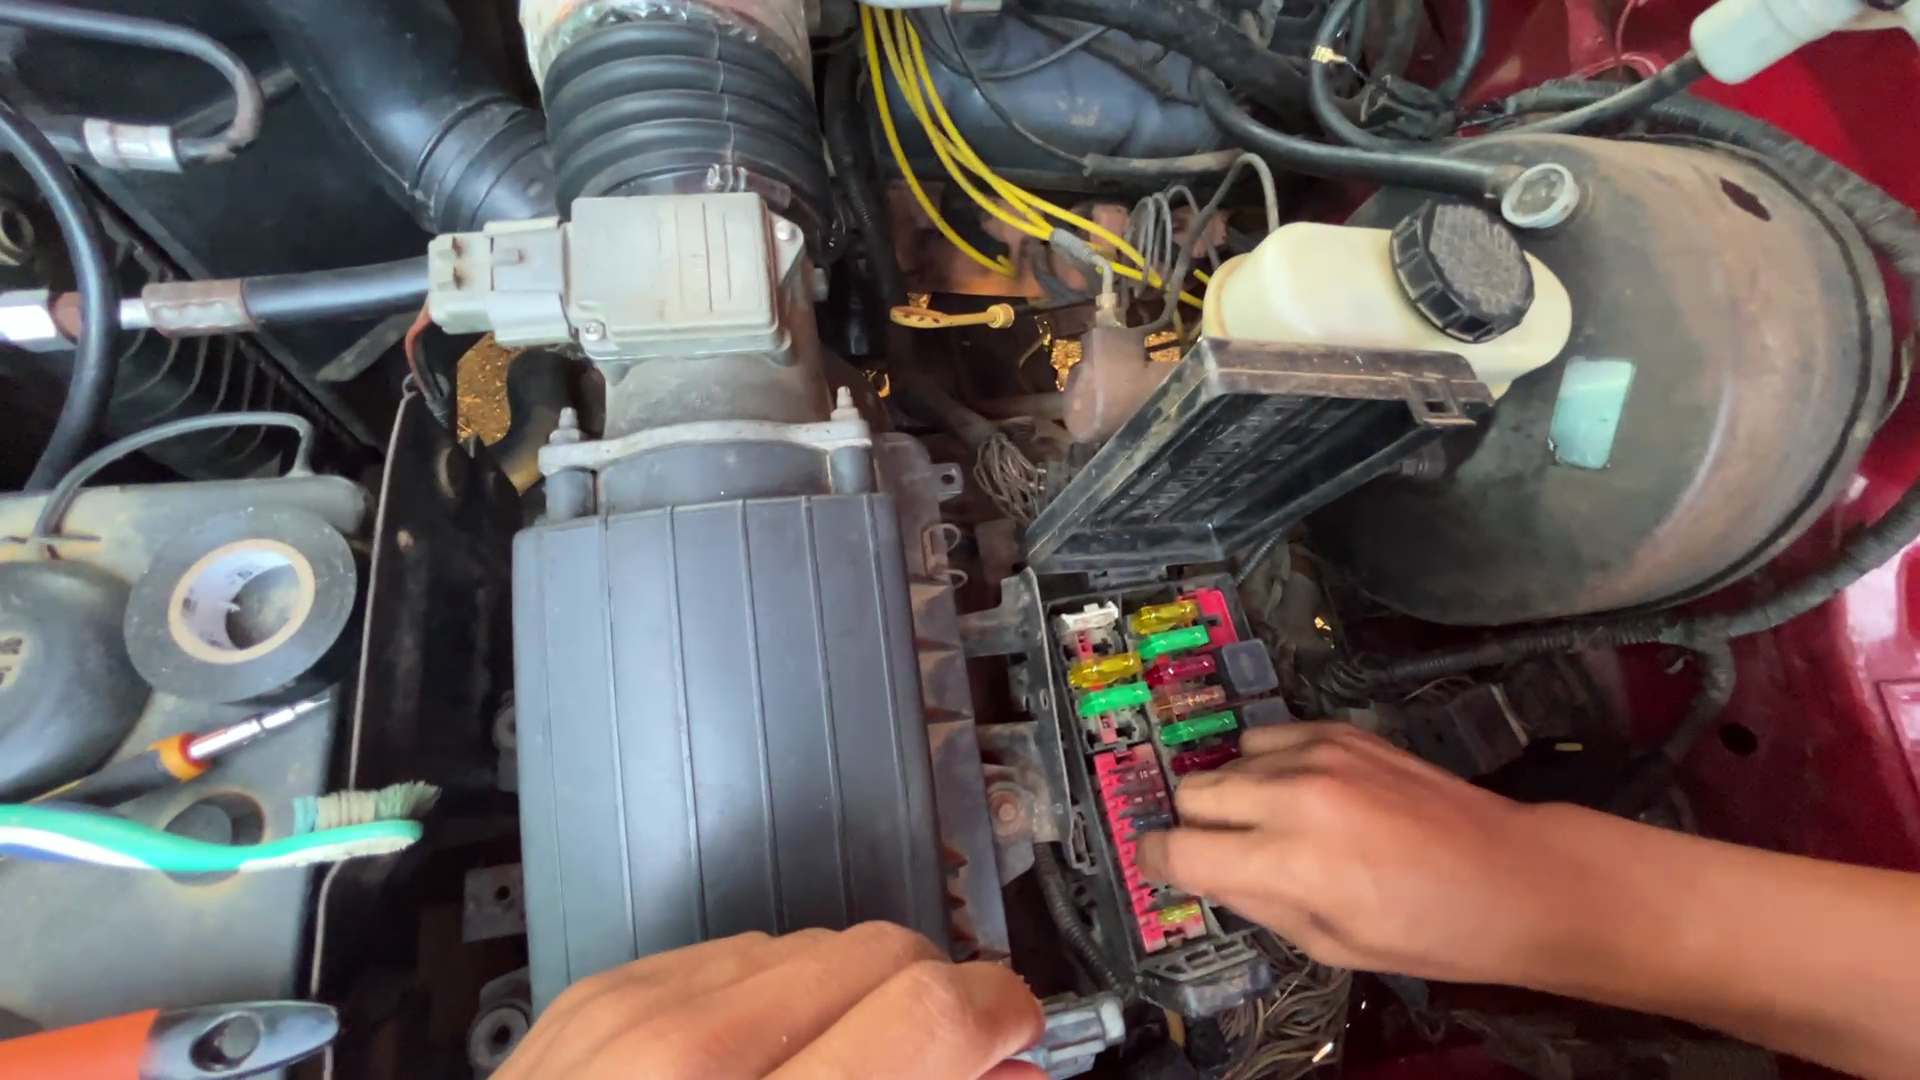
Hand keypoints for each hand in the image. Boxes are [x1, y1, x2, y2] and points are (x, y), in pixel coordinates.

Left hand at [494, 923, 1044, 1079]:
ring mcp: (631, 1005)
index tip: (1018, 1034)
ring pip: (820, 942)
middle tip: (940, 1063)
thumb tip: (1001, 1070)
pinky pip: (744, 950)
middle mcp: (683, 1050)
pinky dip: (784, 995)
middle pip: (881, 949)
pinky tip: (762, 1059)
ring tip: (838, 1068)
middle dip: (934, 998)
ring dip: (857, 996)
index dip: (998, 1013)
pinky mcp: (602, 988)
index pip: (922, 1009)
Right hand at [1137, 723, 1592, 984]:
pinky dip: (1263, 765)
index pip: (1179, 851)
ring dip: (1231, 794)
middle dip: (1196, 826)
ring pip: (1221, 762)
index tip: (1160, 864)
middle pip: (1189, 793)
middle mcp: (1292, 796)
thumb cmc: (1429, 931)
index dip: (1157, 862)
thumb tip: (1201, 870)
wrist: (1515, 874)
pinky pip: (1261, 738)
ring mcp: (1314, 754)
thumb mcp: (1330, 944)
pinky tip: (1299, 789)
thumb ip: (1253, 901)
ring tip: (1271, 818)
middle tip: (1228, 848)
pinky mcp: (1334, 729)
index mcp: (1292, 862)